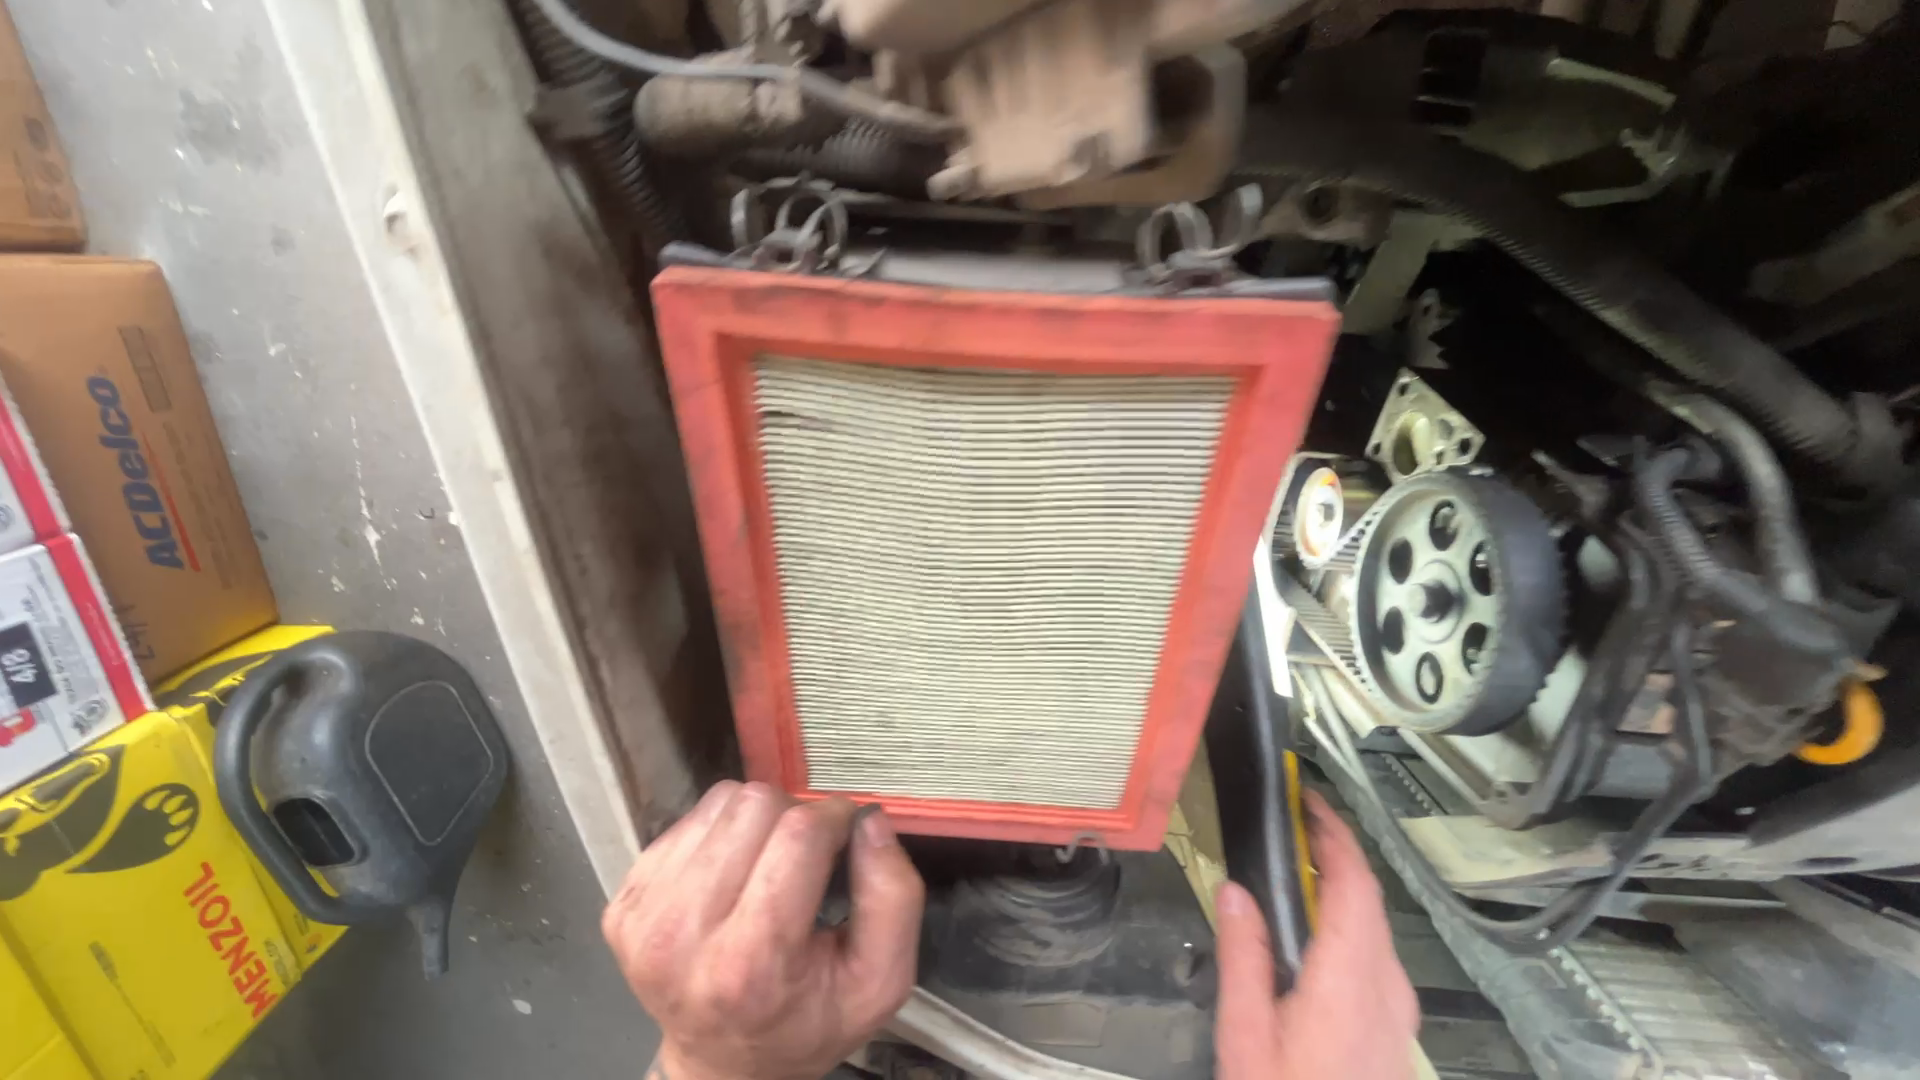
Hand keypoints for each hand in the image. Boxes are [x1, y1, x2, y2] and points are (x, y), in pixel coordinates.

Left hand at [603, 781, 925, 1079]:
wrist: (720, 1068)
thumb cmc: (807, 1022)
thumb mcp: (880, 981)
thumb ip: (894, 897)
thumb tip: (869, 819)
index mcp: (751, 960)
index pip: (798, 835)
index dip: (835, 818)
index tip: (847, 834)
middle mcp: (683, 932)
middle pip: (756, 805)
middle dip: (797, 814)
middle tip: (809, 854)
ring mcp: (644, 913)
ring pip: (723, 800)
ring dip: (760, 817)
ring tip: (770, 861)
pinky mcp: (622, 898)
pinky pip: (693, 817)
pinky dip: (725, 829)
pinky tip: (735, 871)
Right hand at [1214, 790, 1419, 1079]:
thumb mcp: (1245, 1035)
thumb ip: (1242, 957)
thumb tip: (1236, 890)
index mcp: (1348, 983)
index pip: (1355, 887)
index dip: (1336, 836)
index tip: (1308, 801)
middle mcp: (1387, 990)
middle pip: (1370, 900)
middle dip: (1336, 852)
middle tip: (1294, 822)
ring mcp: (1399, 1012)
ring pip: (1376, 926)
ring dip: (1344, 884)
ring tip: (1299, 861)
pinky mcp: (1396, 1027)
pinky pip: (1377, 952)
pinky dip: (1350, 918)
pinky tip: (1318, 922)